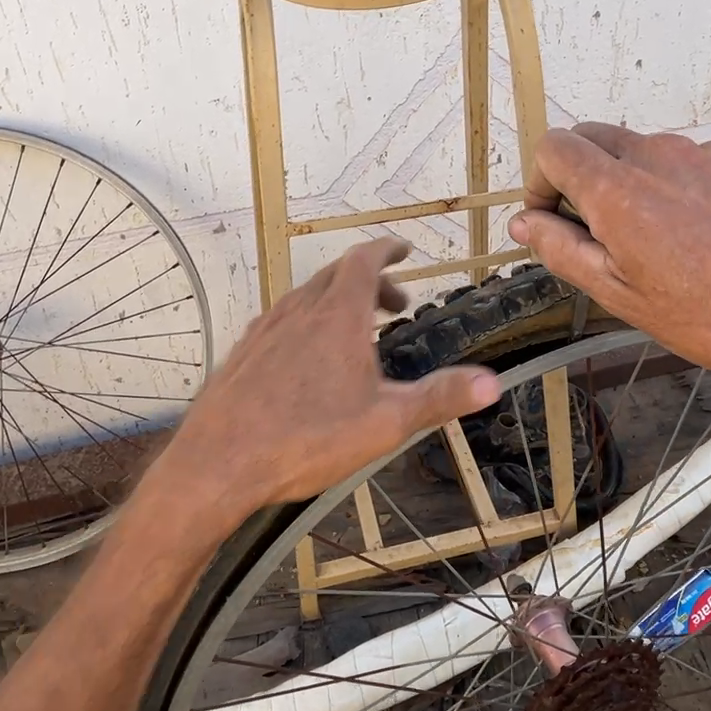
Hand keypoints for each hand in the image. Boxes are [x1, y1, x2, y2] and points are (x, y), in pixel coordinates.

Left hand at [156, 238, 502, 516]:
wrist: (218, 462)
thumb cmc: (306, 438)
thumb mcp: (385, 423)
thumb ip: (439, 398)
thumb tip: (492, 383)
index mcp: (337, 316)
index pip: (364, 261)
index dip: (386, 249)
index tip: (404, 249)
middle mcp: (299, 310)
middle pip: (338, 275)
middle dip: (371, 280)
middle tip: (397, 305)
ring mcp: (266, 328)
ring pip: (308, 296)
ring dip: (339, 300)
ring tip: (358, 333)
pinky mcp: (244, 350)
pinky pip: (283, 319)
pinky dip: (308, 320)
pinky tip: (309, 357)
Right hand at [506, 124, 710, 408]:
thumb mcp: (620, 295)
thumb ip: (561, 250)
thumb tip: (524, 222)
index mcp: (618, 189)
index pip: (554, 148)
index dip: (539, 182)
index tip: (550, 220)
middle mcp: (657, 155)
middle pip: (591, 137)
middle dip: (574, 175)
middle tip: (589, 230)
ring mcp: (701, 153)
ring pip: (636, 149)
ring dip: (622, 180)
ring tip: (649, 241)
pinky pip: (680, 160)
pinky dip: (666, 184)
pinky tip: (693, 234)